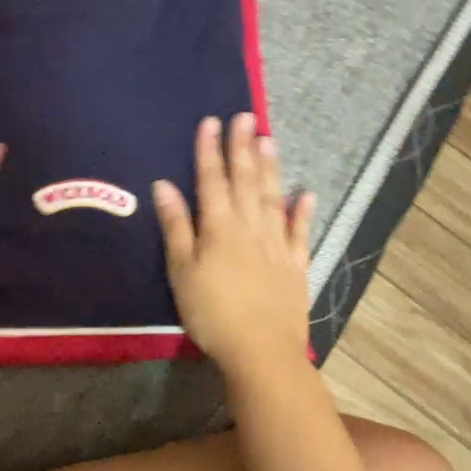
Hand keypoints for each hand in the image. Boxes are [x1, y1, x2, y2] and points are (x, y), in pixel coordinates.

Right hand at [154, 113, 316, 375]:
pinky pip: (300, 234)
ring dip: (270, 169)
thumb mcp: (181, 271)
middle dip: (242, 148)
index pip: (212, 181)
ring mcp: (276, 247)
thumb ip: (176, 226)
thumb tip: (164, 185)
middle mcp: (250, 229)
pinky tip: (306, 194)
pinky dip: (303, 212)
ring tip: (269, 140)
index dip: (210, 150)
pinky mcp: (296, 268)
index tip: (211, 121)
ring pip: (273, 200)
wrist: (262, 353)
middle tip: (245, 116)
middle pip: (245, 182)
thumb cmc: (211, 313)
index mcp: (219, 228)